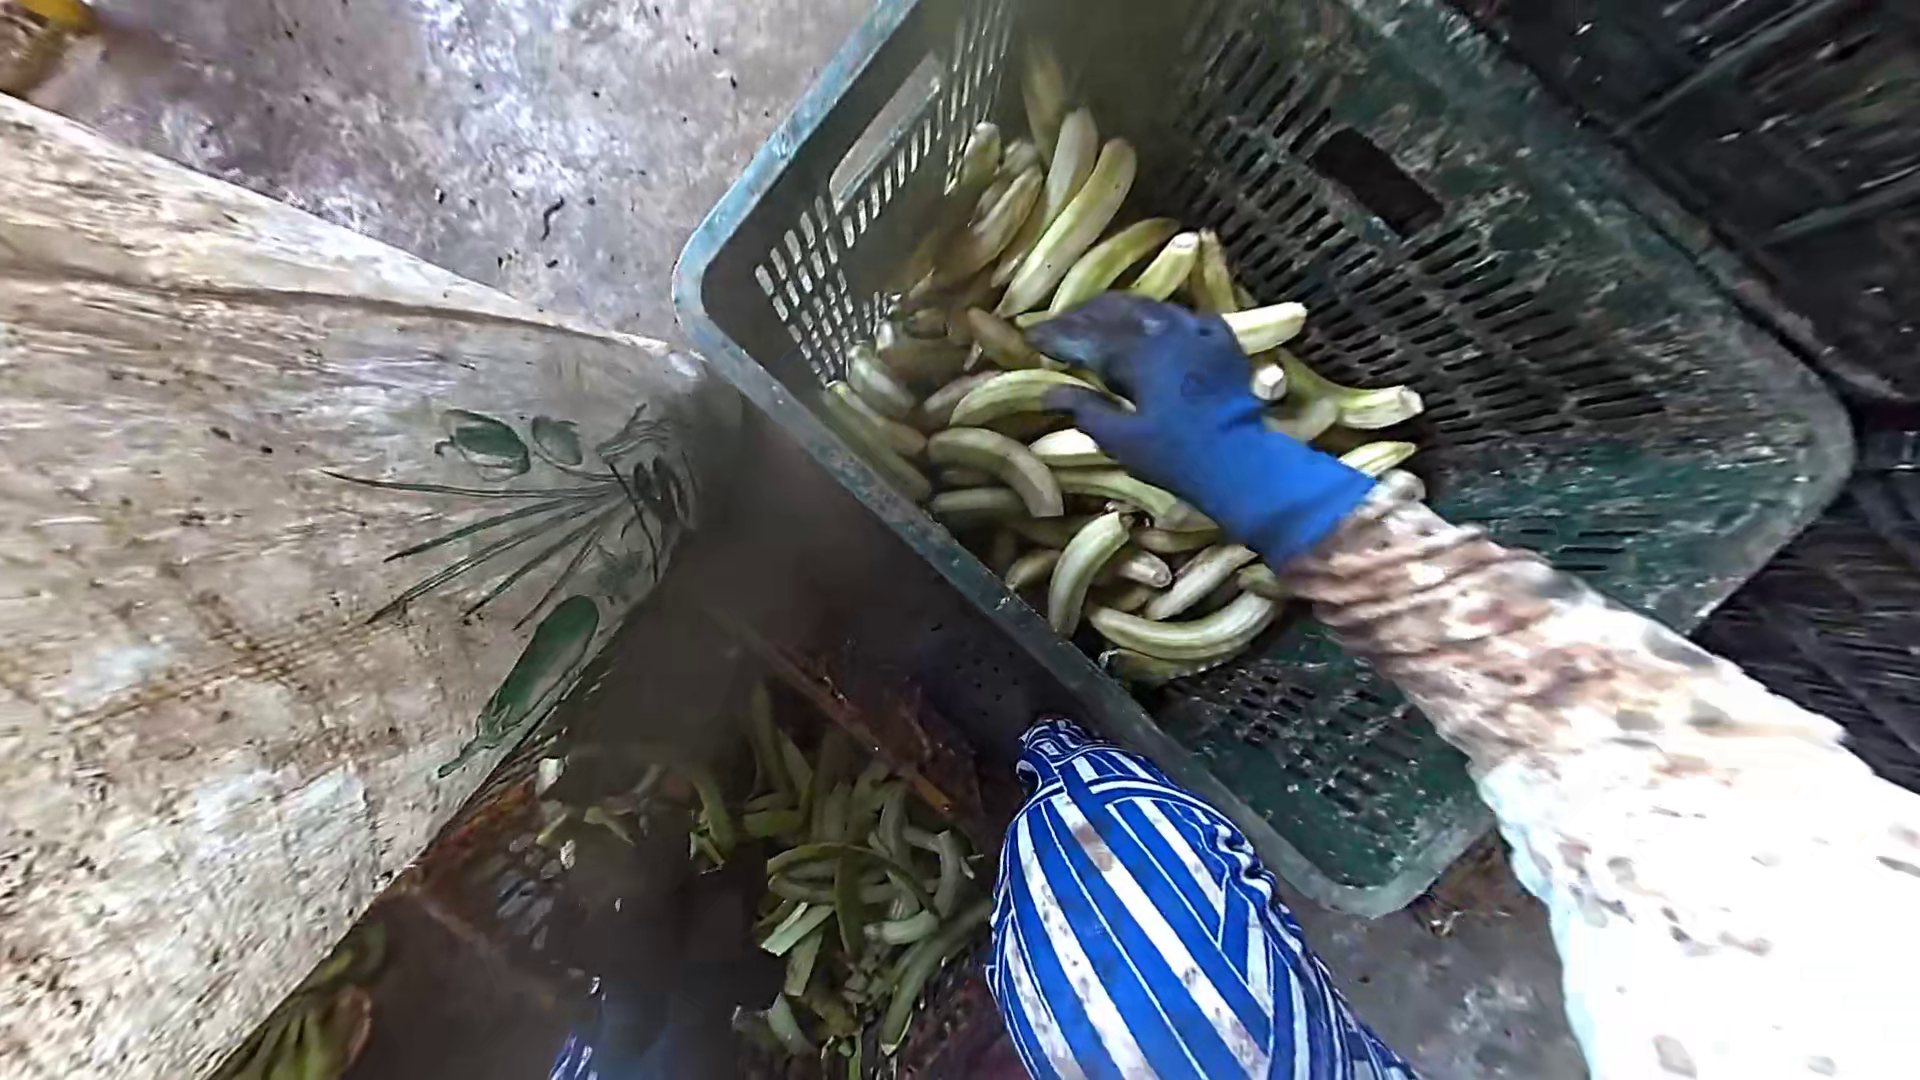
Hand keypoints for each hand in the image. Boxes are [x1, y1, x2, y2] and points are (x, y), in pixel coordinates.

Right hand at [1026, 294, 1373, 566]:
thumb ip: (1084, 410)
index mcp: (1139, 354)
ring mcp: (1198, 332)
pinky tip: (1151, 324)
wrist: (1240, 463)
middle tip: (1056, 324)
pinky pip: (1184, 317)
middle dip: (1081, 316)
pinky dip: (1159, 317)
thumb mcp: (1120, 440)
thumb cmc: (1174, 456)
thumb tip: (1048, 394)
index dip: (1056, 335)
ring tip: (1093, 316)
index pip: (1086, 336)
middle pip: (1115, 311)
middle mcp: (1167, 331)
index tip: (1029, 335)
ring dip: (1116, 310)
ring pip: (1149, 306)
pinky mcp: (1221, 341)